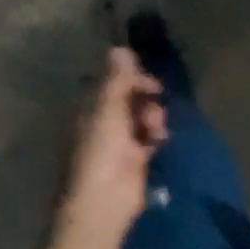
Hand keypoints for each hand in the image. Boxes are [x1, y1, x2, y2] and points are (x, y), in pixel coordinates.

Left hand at [60, 48, 167, 234]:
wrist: (103, 202)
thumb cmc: (100, 150)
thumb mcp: (108, 107)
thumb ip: (117, 78)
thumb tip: (119, 47)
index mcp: (90, 107)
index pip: (113, 81)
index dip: (132, 77)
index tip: (148, 80)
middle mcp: (103, 121)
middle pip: (130, 97)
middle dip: (145, 96)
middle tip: (155, 100)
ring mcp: (119, 141)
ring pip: (142, 115)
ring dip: (152, 116)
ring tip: (154, 129)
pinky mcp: (136, 160)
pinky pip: (150, 136)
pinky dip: (155, 134)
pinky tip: (159, 140)